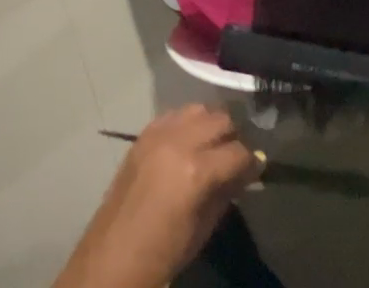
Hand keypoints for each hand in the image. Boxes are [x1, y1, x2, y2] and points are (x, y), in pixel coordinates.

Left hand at [54, 106, 261, 287]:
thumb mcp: (204, 227)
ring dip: (210, 125)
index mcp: (196, 170)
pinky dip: (186, 124)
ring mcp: (156, 135)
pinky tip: (188, 143)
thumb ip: (228, 191)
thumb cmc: (163, 252)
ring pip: (198, 110)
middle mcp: (178, 142)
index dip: (252, 162)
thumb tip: (248, 171)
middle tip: (235, 158)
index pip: (239, 151)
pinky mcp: (141, 136)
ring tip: (213, 146)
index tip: (257, 170)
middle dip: (234, 137)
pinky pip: (173, 115)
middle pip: (221, 119)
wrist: (111, 259)